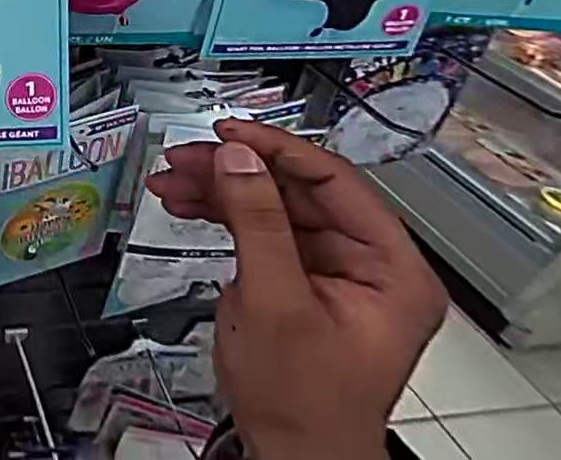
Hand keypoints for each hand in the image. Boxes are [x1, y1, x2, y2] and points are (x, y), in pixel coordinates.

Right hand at [143, 120, 445, 459]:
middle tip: (186, 156)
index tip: (230, 133)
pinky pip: (253, 219)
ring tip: (171, 179)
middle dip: (232, 168)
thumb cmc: (303, 402)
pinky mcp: (293, 266)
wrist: (289, 452)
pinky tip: (183, 200)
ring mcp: (326, 261)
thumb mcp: (276, 304)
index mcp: (389, 267)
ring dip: (215, 185)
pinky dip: (215, 207)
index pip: (334, 179)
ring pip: (266, 197)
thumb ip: (257, 223)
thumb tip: (239, 157)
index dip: (277, 148)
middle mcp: (363, 257)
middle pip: (292, 184)